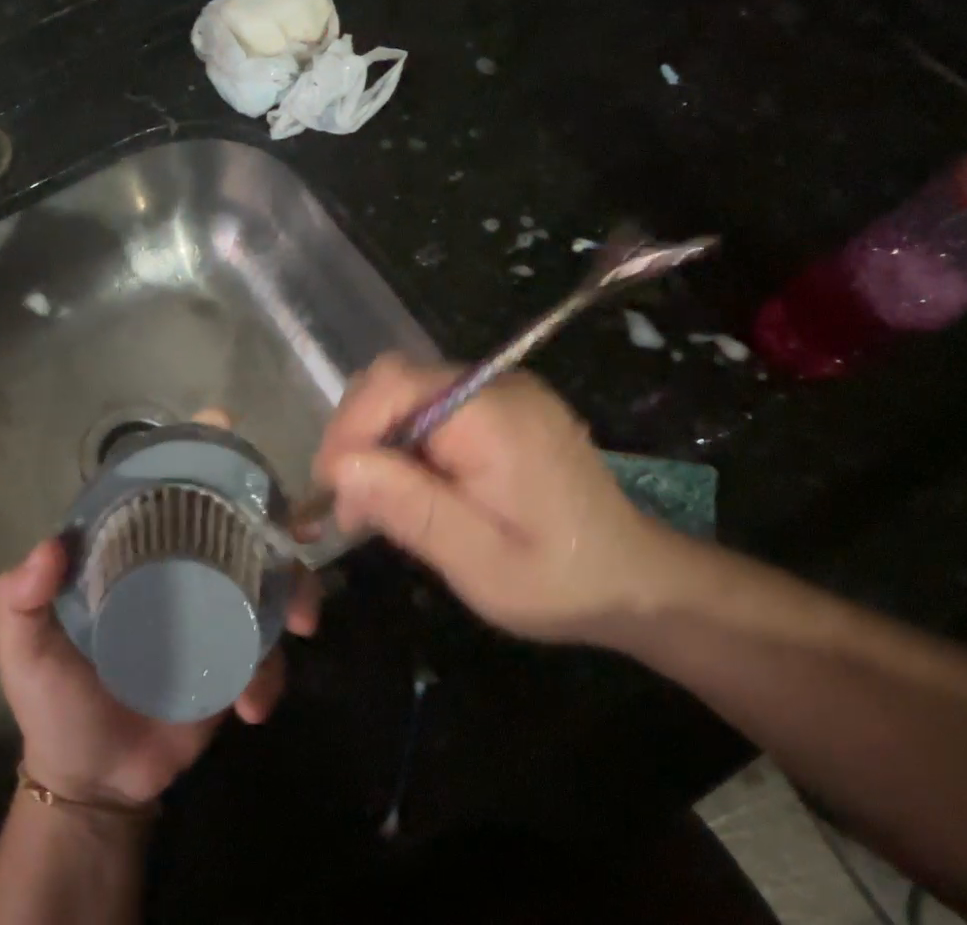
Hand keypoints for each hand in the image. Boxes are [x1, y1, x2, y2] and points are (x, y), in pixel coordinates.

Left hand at [0, 411, 319, 806]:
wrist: (96, 781)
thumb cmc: (55, 704)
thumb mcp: (23, 651)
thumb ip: (19, 600)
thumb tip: (49, 548)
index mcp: (129, 556)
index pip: (163, 491)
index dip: (194, 454)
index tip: (224, 427)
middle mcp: (176, 572)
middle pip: (233, 525)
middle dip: (272, 520)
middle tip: (294, 538)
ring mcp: (211, 616)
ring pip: (267, 581)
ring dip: (293, 593)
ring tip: (295, 627)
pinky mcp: (235, 665)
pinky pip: (269, 655)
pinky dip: (271, 675)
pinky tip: (250, 708)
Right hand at [313, 353, 683, 643]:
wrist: (635, 583)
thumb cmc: (557, 580)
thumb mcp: (477, 560)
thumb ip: (408, 507)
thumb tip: (338, 467)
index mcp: (492, 415)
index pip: (390, 385)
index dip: (347, 429)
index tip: (331, 492)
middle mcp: (496, 388)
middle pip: (392, 383)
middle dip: (356, 438)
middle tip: (351, 506)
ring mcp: (501, 396)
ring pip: (406, 396)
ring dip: (376, 445)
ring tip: (375, 507)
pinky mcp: (502, 412)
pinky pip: (431, 411)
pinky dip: (404, 446)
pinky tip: (410, 493)